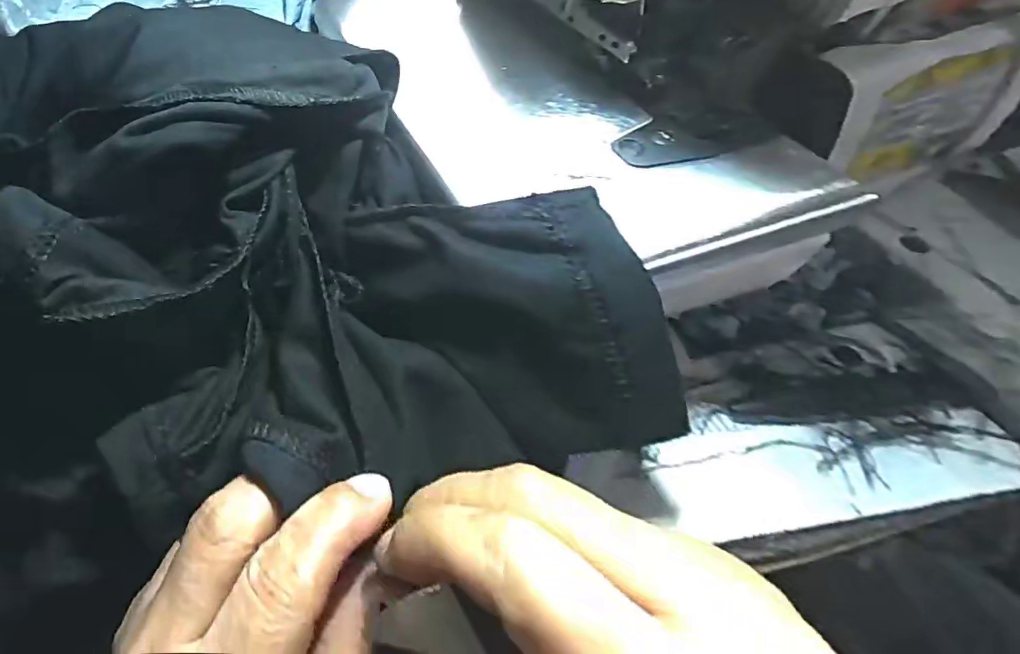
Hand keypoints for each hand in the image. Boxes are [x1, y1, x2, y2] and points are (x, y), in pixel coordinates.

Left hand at [116, 474, 394, 653]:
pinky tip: (261, 538)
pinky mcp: (135, 613)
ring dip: (257, 503)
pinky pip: (185, 546)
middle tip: (342, 493)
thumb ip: (337, 649)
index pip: (277, 580)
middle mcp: (173, 641)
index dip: (330, 525)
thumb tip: (368, 572)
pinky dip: (229, 531)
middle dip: (288, 495)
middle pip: (225, 526)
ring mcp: (145, 622)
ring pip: (201, 524)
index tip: (373, 493)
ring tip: (307, 506)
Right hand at [376, 465, 834, 653]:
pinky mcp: (736, 573)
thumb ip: (489, 644)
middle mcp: (700, 601)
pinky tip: (542, 567)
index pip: (510, 545)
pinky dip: (549, 525)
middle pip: (529, 489)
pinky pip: (608, 516)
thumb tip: (407, 596)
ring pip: (566, 489)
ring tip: (462, 544)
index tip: (390, 559)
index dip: (428, 536)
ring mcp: (726, 577)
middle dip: (446, 497)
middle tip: (412, 536)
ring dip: (491, 504)